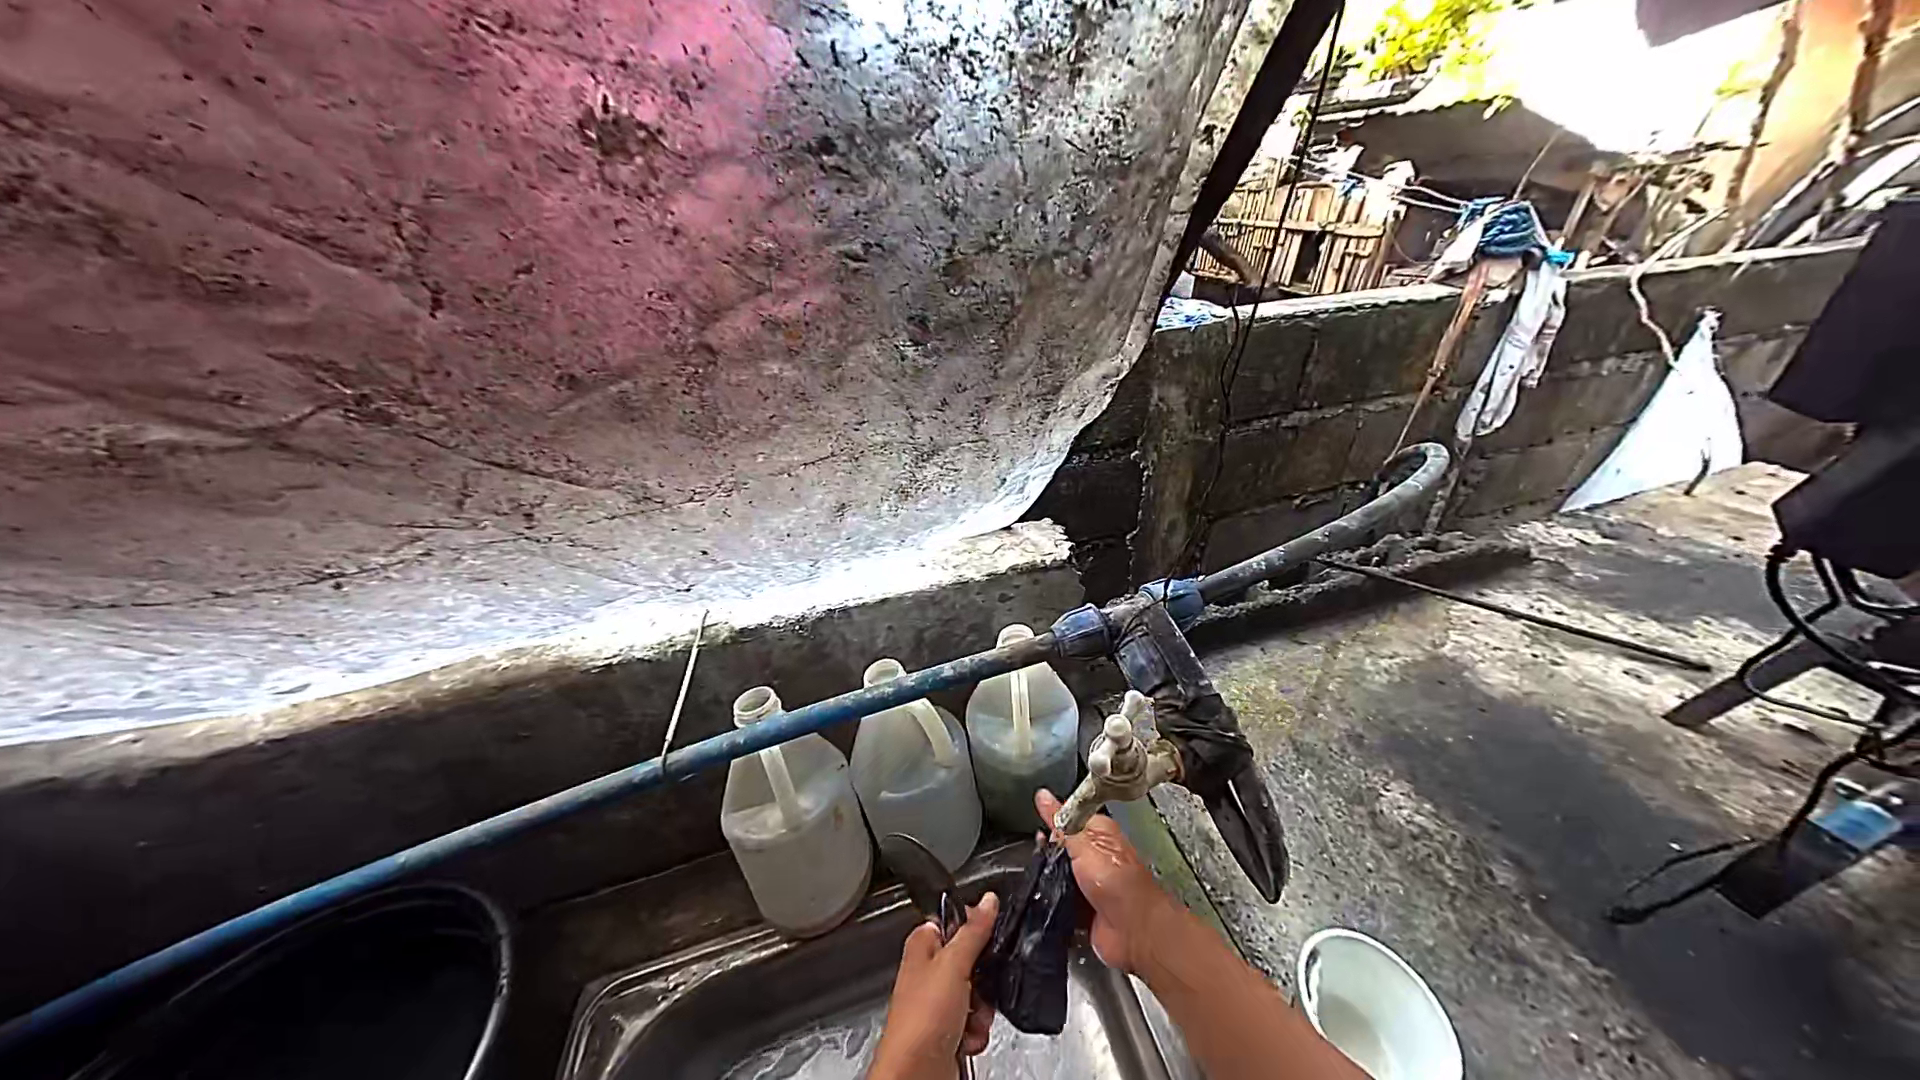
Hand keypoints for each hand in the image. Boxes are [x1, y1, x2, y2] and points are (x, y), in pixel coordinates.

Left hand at [869, 891, 998, 1079]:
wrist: (916, 1077)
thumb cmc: (920, 1021)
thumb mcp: (954, 965)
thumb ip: (973, 932)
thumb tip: (988, 900)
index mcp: (923, 945)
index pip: (954, 922)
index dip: (973, 931)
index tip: (985, 941)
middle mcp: (928, 972)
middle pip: (971, 961)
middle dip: (982, 980)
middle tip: (978, 988)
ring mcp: (937, 1004)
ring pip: (976, 994)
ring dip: (981, 1010)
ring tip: (971, 1019)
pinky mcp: (947, 1031)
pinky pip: (974, 1023)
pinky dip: (975, 1032)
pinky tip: (966, 1039)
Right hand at [1036, 789, 1178, 973]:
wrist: (1132, 930)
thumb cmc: (1119, 882)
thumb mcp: (1082, 842)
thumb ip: (1060, 822)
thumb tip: (1044, 796)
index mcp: (1100, 832)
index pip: (1070, 817)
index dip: (1052, 818)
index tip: (1035, 820)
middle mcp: (1096, 855)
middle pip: (1061, 847)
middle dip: (1048, 850)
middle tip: (1038, 851)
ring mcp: (1090, 883)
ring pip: (1058, 873)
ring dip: (1049, 876)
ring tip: (1041, 875)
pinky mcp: (1083, 907)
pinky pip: (1059, 898)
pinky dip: (1052, 898)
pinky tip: (1046, 896)